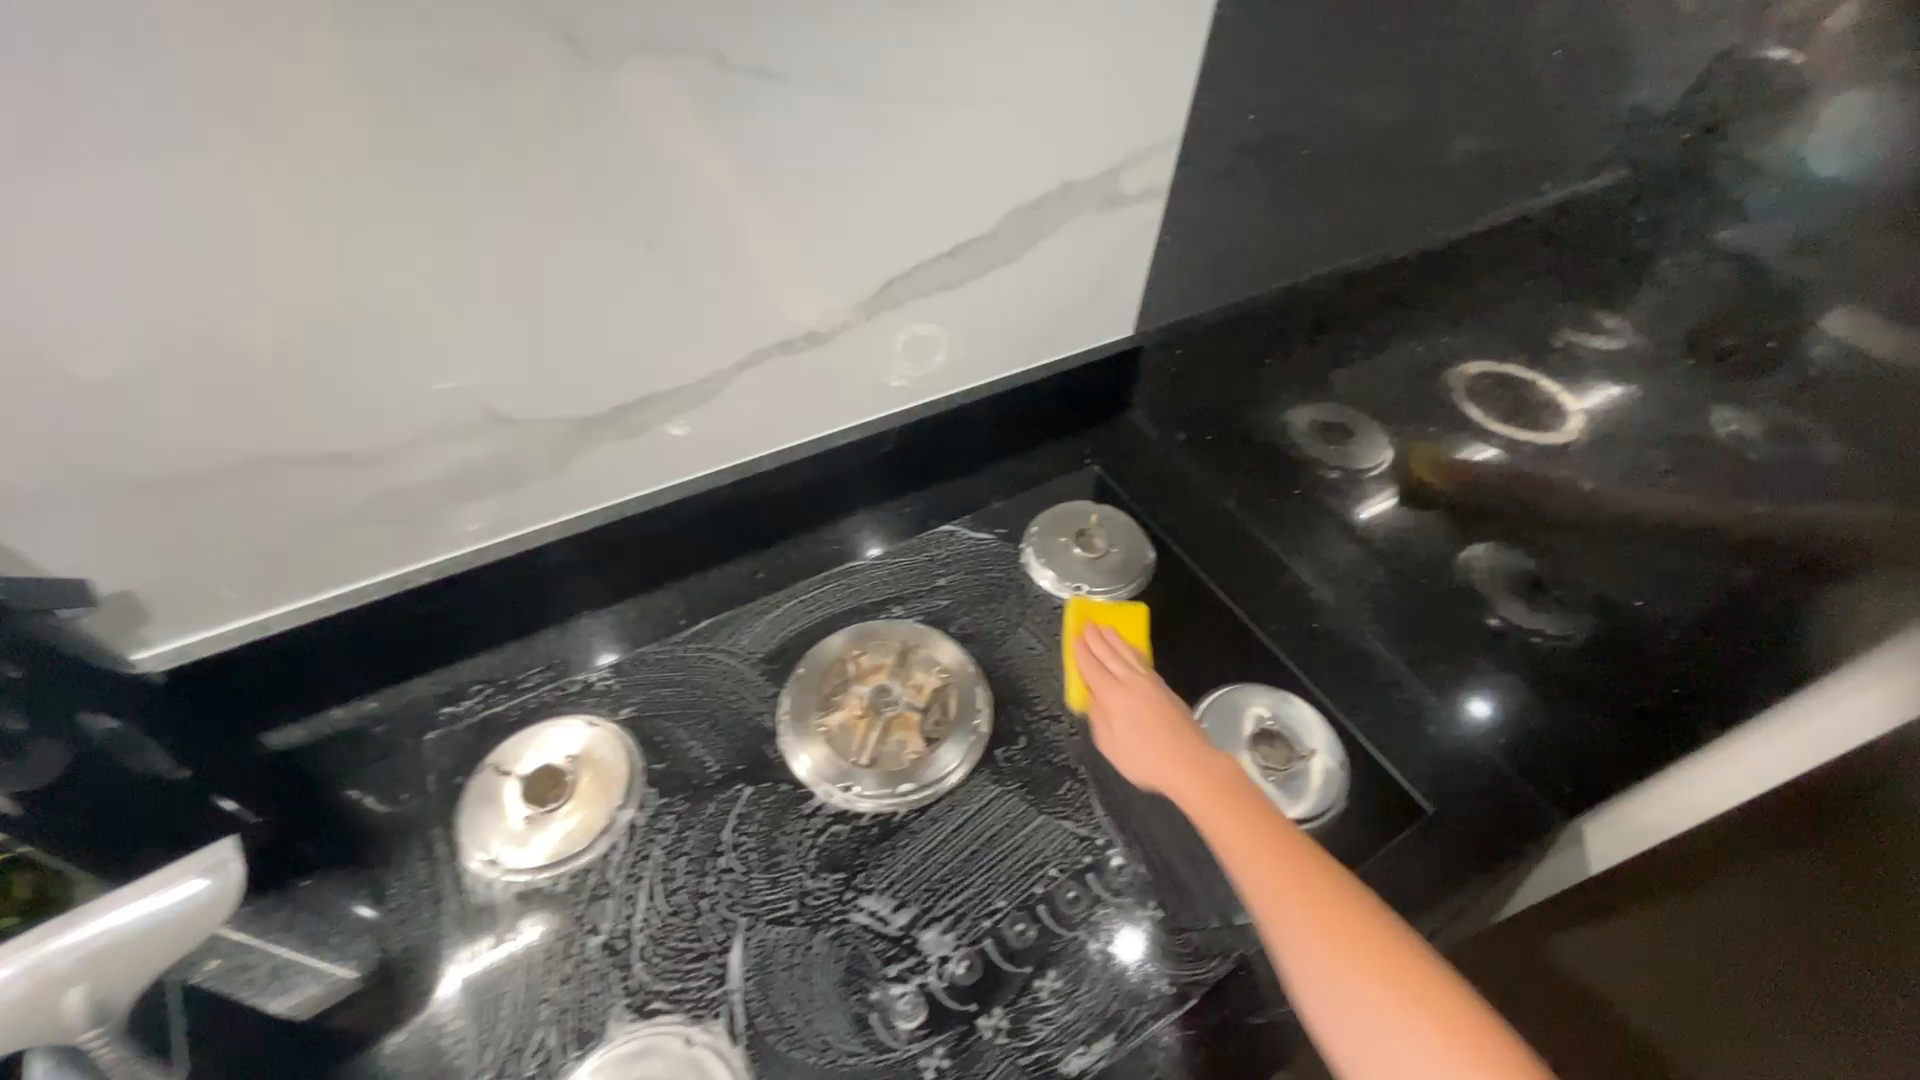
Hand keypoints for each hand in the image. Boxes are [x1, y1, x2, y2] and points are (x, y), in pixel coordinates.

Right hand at [1073, 624, 1236, 803]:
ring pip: (1128, 654)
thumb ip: (1098, 717)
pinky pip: (1142, 660)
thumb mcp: (1109, 745)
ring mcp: (1150, 682)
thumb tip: (1092, 696)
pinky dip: (1132, 650)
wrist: (1190, 762)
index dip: (1082, 653)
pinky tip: (1130, 648)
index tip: (1074, 638)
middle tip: (1087, 623)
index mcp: (1113, 696)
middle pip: (1110, 655)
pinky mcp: (1164, 687)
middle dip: (1096, 639)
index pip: (1092, 668)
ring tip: (1105, 628)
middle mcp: (1131, 682)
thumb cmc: (1145, 760)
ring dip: (1115, 640)